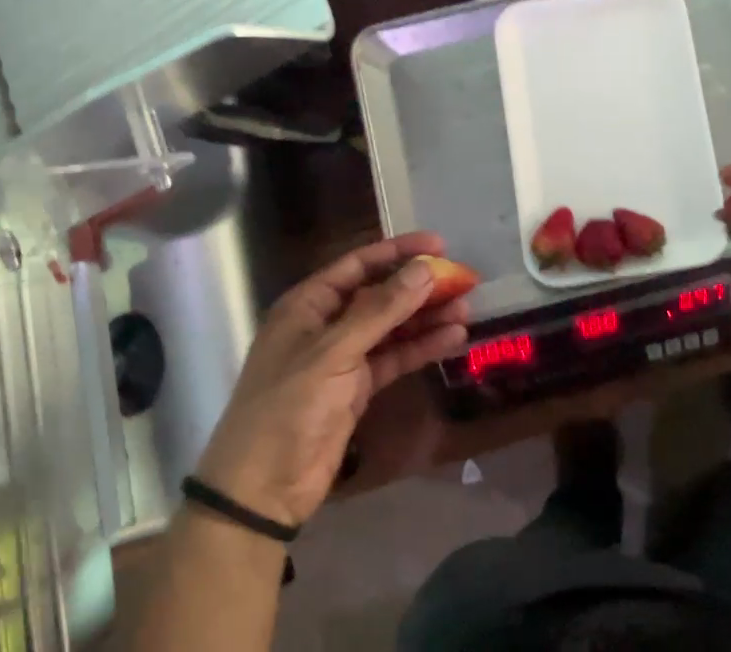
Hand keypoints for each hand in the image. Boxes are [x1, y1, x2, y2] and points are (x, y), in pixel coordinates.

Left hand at [193, 233, 468, 526]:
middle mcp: (325, 325)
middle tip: (465, 281)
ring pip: (392, 328)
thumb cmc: (288, 407)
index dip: (398, 252)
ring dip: (426, 318)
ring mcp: (342, 358)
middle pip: (380, 295)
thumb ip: (381, 310)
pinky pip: (394, 358)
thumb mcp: (334, 353)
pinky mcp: (356, 388)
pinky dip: (421, 349)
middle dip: (420, 287)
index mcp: (307, 306)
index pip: (358, 265)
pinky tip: (452, 340)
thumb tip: (425, 269)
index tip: (440, 245)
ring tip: (467, 310)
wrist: (263, 487)